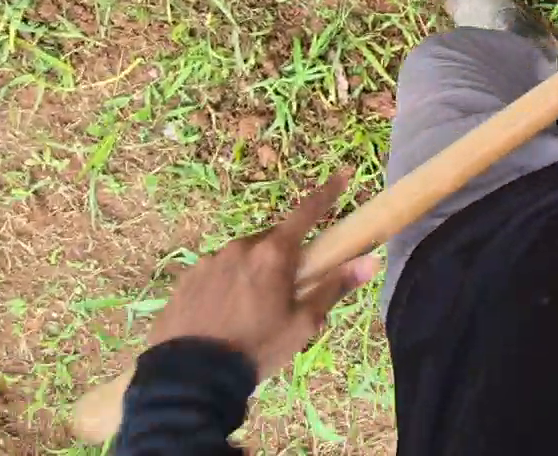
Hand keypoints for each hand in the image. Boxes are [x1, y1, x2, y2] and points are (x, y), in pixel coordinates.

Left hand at [145, 172, 378, 377]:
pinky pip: (215, 273)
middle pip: (273, 240)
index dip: (328, 191)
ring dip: (252, 271)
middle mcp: (242, 247)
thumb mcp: (303, 323)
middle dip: (283, 255)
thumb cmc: (256, 349)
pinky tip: (222, 314)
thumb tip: (372, 261)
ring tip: (249, 310)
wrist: (187, 384)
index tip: (343, 173)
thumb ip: (335, 286)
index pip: (308, 211)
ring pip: (242, 257)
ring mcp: (210, 261)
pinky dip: (225, 284)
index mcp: (274, 253)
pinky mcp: (185, 280)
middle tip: (285, 288)